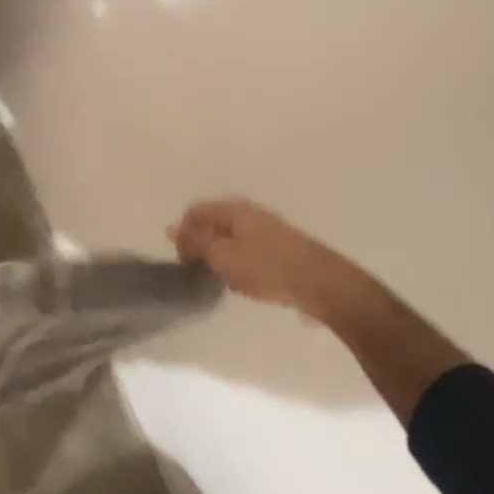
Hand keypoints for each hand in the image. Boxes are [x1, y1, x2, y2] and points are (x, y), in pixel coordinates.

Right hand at [168, 198, 346, 309]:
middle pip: (213, 223)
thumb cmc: (266, 268)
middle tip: (200, 271)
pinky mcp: (282, 247)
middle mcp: (250, 212)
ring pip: (232, 237)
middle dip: (202, 245)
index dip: (183, 234)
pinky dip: (240, 262)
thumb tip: (172, 228)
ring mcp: (268, 228)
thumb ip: (195, 241)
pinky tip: (245, 282)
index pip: (194, 212)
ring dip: (221, 256)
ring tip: (223, 279)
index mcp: (233, 209)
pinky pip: (249, 249)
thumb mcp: (222, 255)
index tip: (183, 260)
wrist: (321, 284)